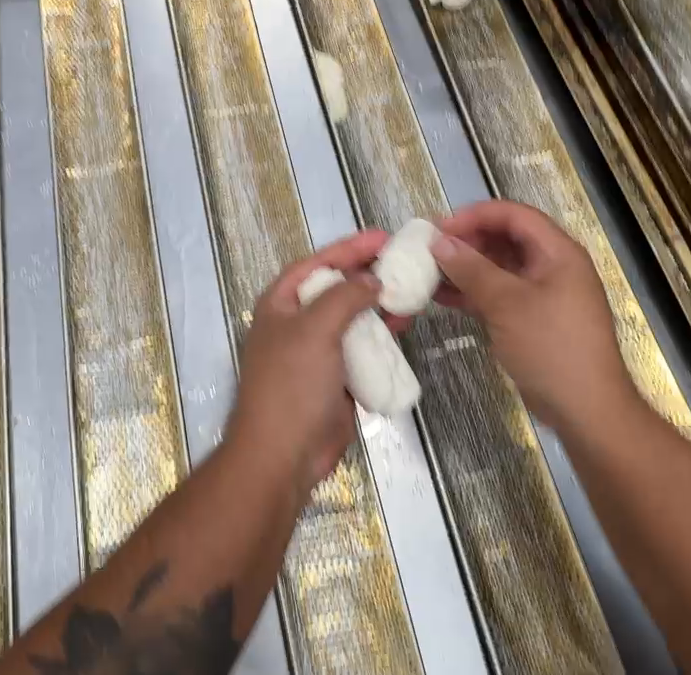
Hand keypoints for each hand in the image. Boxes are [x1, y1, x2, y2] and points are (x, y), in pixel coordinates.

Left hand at [224, 230, 388, 491]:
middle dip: (366, 272)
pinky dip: (382, 333)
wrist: (283, 454)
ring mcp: (316, 350)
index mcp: (279, 304)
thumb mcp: (315, 330)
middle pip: (335, 287)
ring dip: (378, 302)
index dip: (348, 248)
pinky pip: (361, 345)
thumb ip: (345, 297)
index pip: (316, 263)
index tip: (383, 237)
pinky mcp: (336, 376)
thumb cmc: (291, 384)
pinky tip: (404, 320)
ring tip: (411, 287)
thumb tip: (372, 279)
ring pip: (352, 316)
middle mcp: (296, 322)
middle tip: (403, 260)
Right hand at [432, 200, 636, 429]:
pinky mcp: (531, 319)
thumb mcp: (506, 303)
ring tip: (428, 272)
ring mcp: (542, 295)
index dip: (475, 215)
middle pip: (505, 239)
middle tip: (429, 250)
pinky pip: (498, 294)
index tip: (438, 228)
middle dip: (466, 241)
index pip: (513, 215)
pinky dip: (471, 292)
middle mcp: (552, 267)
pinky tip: (441, 298)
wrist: (585, 409)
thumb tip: (438, 241)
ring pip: (498, 267)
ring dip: (464, 268)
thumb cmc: (551, 347)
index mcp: (558, 253)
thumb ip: (471, 268)